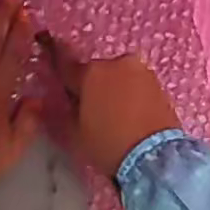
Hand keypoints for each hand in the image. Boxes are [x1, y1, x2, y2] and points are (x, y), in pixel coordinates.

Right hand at [45, 40, 180, 177]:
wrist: (153, 157)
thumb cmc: (107, 147)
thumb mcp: (76, 134)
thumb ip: (67, 111)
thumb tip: (66, 100)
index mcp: (91, 73)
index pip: (67, 64)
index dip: (57, 61)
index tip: (50, 52)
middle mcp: (116, 63)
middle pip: (98, 73)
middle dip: (93, 88)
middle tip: (92, 111)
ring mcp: (141, 71)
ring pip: (119, 78)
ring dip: (114, 92)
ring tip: (114, 118)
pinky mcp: (159, 84)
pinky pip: (136, 87)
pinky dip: (131, 98)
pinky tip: (130, 118)